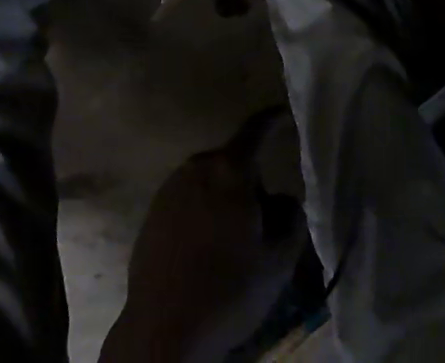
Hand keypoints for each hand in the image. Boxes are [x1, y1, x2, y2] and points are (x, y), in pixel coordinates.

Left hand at [102, 134, 304, 362]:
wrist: (162, 331)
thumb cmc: (228, 290)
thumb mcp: (279, 260)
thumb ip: (292, 219)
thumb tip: (285, 201)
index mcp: (230, 170)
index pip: (256, 129)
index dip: (274, 119)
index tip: (285, 113)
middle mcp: (197, 168)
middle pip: (233, 162)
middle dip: (251, 181)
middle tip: (263, 220)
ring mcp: (169, 189)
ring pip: (210, 181)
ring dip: (225, 198)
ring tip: (233, 241)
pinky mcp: (152, 214)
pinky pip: (188, 200)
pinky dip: (202, 212)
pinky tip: (206, 250)